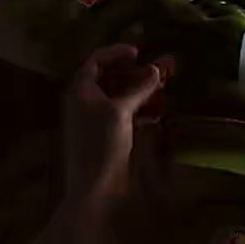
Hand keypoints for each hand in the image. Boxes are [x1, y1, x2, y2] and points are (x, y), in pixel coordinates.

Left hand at [63, 45, 170, 203]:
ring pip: (121, 96)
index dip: (115, 53)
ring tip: (164, 86)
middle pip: (110, 78)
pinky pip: (125, 114)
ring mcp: (97, 121)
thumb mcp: (120, 112)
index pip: (95, 62)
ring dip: (142, 90)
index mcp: (80, 92)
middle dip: (136, 72)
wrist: (95, 191)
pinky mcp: (108, 137)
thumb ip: (138, 88)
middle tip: (160, 68)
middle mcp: (86, 103)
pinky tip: (158, 110)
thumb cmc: (101, 145)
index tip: (137, 52)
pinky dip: (141, 108)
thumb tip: (156, 68)